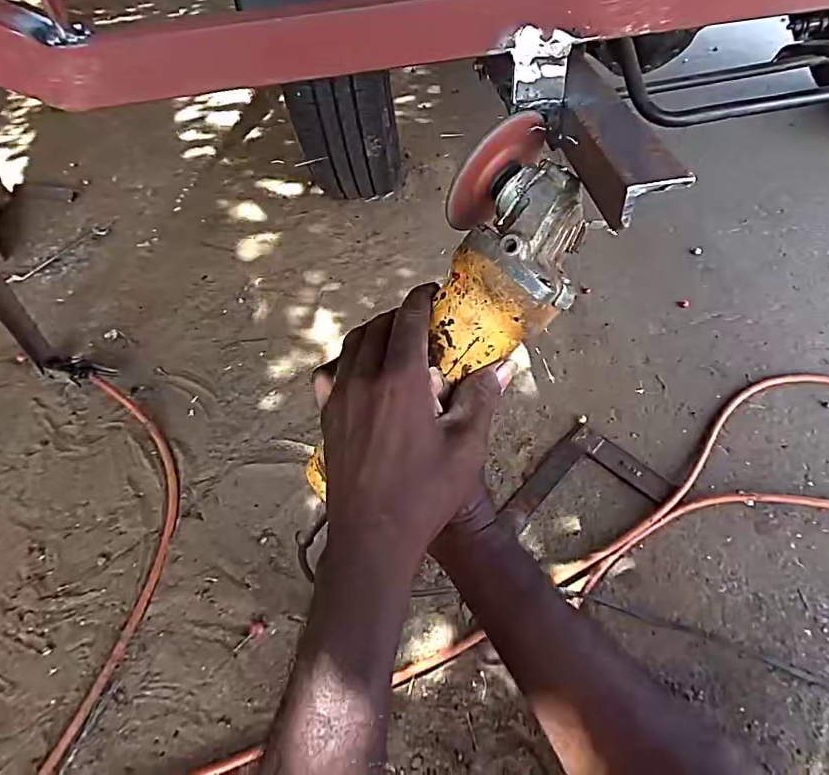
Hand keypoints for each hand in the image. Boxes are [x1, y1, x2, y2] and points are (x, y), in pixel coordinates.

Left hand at [311, 284, 513, 572]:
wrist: (372, 536)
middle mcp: (364, 378)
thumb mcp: (466, 447)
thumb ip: (482, 398)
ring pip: (352, 344)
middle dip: (399, 315)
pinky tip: (362, 374)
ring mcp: (340, 396)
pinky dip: (348, 360)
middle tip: (421, 323)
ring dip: (374, 333)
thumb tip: (501, 366)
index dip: (421, 299)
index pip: (407, 319)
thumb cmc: (424, 494)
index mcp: (400, 379)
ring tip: (395, 343)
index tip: (432, 292)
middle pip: (378, 326)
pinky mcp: (327, 415)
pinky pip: (331, 371)